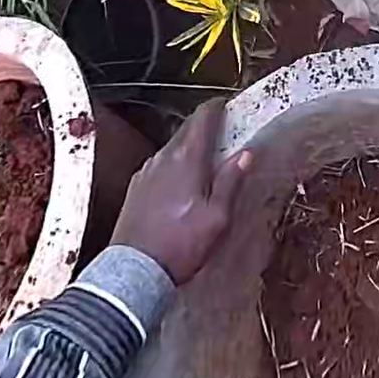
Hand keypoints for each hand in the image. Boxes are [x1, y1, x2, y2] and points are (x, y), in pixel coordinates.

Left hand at [110, 99, 251, 283]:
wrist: (132, 272)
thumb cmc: (181, 244)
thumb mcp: (217, 217)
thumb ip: (231, 181)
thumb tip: (246, 153)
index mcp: (187, 158)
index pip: (202, 118)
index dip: (215, 107)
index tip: (226, 104)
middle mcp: (164, 157)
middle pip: (187, 129)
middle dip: (205, 125)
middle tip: (223, 131)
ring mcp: (147, 171)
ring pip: (173, 147)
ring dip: (189, 146)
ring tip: (204, 159)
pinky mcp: (136, 187)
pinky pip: (160, 164)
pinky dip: (174, 163)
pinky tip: (181, 182)